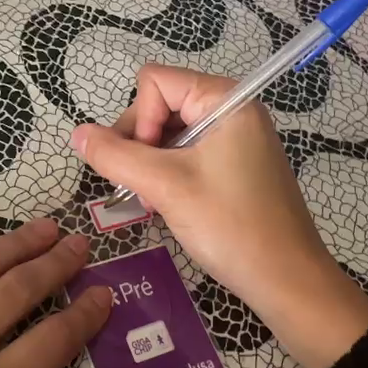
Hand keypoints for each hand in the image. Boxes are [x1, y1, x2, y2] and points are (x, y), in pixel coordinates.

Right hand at [69, 64, 367, 367]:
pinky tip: (171, 203)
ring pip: (172, 130)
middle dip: (143, 142)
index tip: (148, 164)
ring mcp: (238, 135)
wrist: (291, 285)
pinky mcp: (238, 162)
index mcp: (225, 99)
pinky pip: (190, 150)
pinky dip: (172, 171)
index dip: (139, 119)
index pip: (155, 82)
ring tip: (156, 200)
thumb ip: (115, 155)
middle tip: (145, 186)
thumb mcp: (166, 187)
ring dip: (153, 162)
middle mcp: (233, 107)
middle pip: (162, 102)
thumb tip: (76, 133)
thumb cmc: (231, 227)